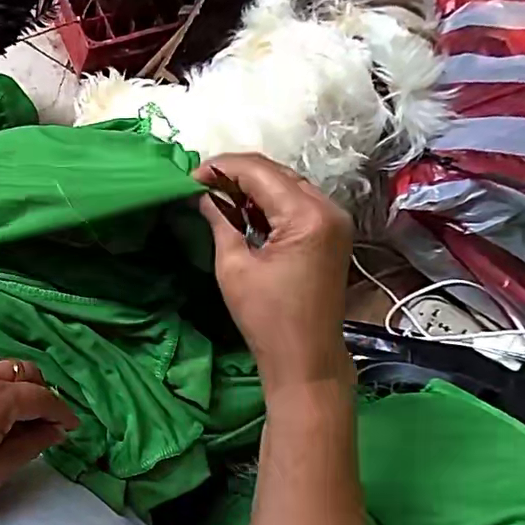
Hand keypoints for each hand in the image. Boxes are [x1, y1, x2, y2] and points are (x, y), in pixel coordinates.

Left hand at [0, 360, 78, 524]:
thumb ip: (33, 442)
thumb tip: (55, 430)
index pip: (41, 396)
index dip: (63, 412)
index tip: (74, 428)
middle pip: (24, 372)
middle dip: (43, 394)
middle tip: (50, 424)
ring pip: (4, 371)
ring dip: (21, 390)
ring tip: (26, 423)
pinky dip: (0, 390)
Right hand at [195, 153, 353, 389]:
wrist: (305, 357)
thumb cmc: (266, 317)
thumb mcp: (233, 266)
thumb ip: (220, 221)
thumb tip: (203, 196)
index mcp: (307, 215)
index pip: (260, 172)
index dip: (222, 167)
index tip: (190, 175)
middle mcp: (328, 209)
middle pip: (277, 173)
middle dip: (236, 174)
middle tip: (200, 183)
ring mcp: (334, 220)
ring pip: (287, 185)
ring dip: (252, 186)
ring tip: (215, 194)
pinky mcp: (330, 233)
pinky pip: (296, 203)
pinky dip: (268, 202)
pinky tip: (242, 209)